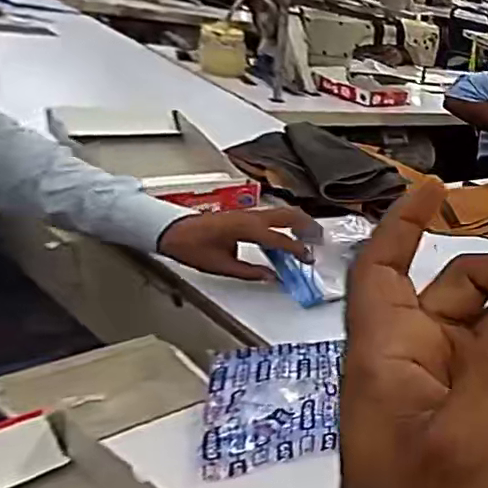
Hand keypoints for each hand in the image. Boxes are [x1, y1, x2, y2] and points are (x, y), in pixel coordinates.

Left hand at [156, 206, 317, 280]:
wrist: (168, 230)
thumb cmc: (190, 246)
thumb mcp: (219, 265)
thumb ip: (248, 271)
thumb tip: (270, 276)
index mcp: (247, 229)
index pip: (282, 239)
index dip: (298, 250)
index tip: (308, 259)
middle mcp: (252, 217)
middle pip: (292, 216)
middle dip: (309, 227)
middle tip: (319, 239)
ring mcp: (250, 213)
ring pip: (285, 211)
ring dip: (301, 221)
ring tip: (310, 232)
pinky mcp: (246, 213)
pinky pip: (276, 213)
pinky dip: (289, 219)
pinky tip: (289, 229)